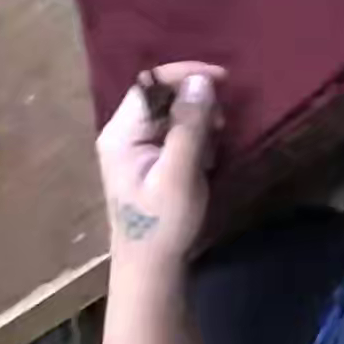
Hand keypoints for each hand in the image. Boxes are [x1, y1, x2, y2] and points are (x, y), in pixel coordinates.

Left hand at [94, 62, 225, 279]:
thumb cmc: (163, 224)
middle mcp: (122, 132)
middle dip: (195, 100)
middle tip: (222, 122)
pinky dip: (195, 135)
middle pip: (161, 95)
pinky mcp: (148, 158)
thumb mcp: (180, 173)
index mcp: (121, 132)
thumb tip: (201, 80)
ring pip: (170, 112)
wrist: (151, 269)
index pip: (150, 84)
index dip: (185, 74)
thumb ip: (189, 125)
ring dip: (198, 119)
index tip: (222, 79)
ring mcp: (134, 146)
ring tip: (216, 143)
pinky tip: (206, 157)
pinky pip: (174, 130)